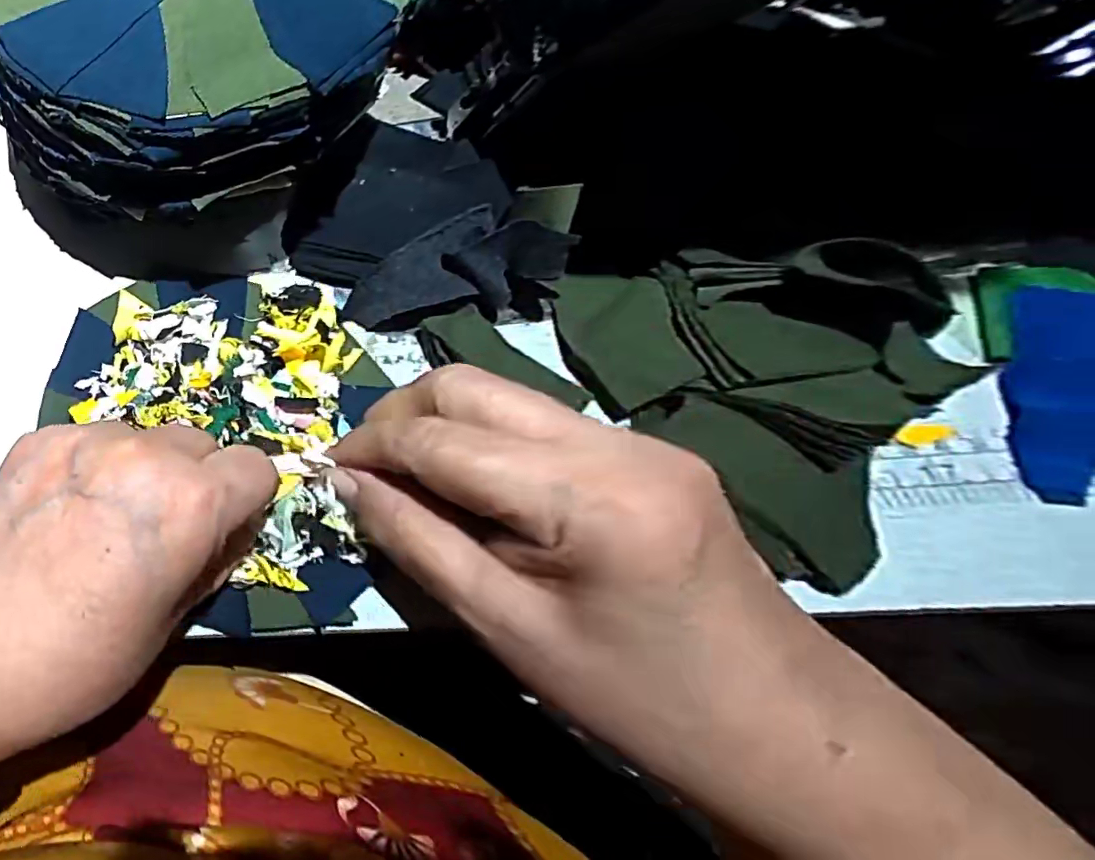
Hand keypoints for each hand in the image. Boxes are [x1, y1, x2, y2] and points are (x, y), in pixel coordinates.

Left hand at [0, 422, 275, 777]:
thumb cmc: (80, 661)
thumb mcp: (171, 622)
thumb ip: (210, 556)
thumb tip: (228, 522)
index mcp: (186, 502)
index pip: (253, 467)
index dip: (242, 501)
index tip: (218, 527)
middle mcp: (140, 453)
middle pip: (199, 442)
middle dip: (193, 479)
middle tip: (156, 529)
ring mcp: (82, 439)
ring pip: (144, 436)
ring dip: (141, 468)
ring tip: (101, 519)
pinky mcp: (38, 437)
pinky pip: (91, 439)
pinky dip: (91, 465)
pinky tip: (62, 510)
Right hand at [325, 365, 822, 785]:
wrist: (792, 733)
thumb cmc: (636, 700)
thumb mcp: (505, 627)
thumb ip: (415, 541)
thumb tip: (348, 483)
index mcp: (588, 497)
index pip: (441, 438)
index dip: (370, 447)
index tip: (326, 469)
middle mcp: (615, 443)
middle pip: (466, 385)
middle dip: (396, 417)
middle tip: (362, 467)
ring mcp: (636, 438)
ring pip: (496, 392)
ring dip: (434, 424)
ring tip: (404, 476)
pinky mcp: (642, 449)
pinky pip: (530, 420)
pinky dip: (476, 439)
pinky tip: (466, 485)